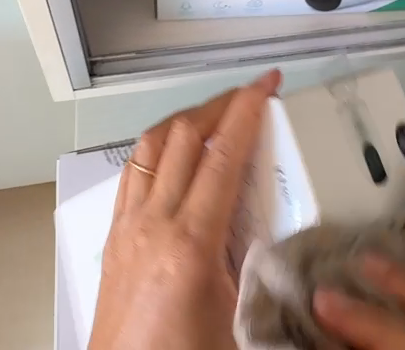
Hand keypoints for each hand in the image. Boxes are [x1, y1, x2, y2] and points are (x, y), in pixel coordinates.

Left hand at [89, 70, 282, 349]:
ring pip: (152, 144)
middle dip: (221, 102)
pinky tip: (173, 151)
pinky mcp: (114, 236)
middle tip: (250, 93)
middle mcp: (153, 224)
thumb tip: (291, 236)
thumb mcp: (239, 318)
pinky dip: (157, 146)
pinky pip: (133, 170)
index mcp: (190, 244)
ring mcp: (128, 226)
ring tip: (215, 112)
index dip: (248, 110)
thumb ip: (263, 267)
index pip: (223, 155)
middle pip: (185, 135)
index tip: (266, 85)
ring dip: (187, 118)